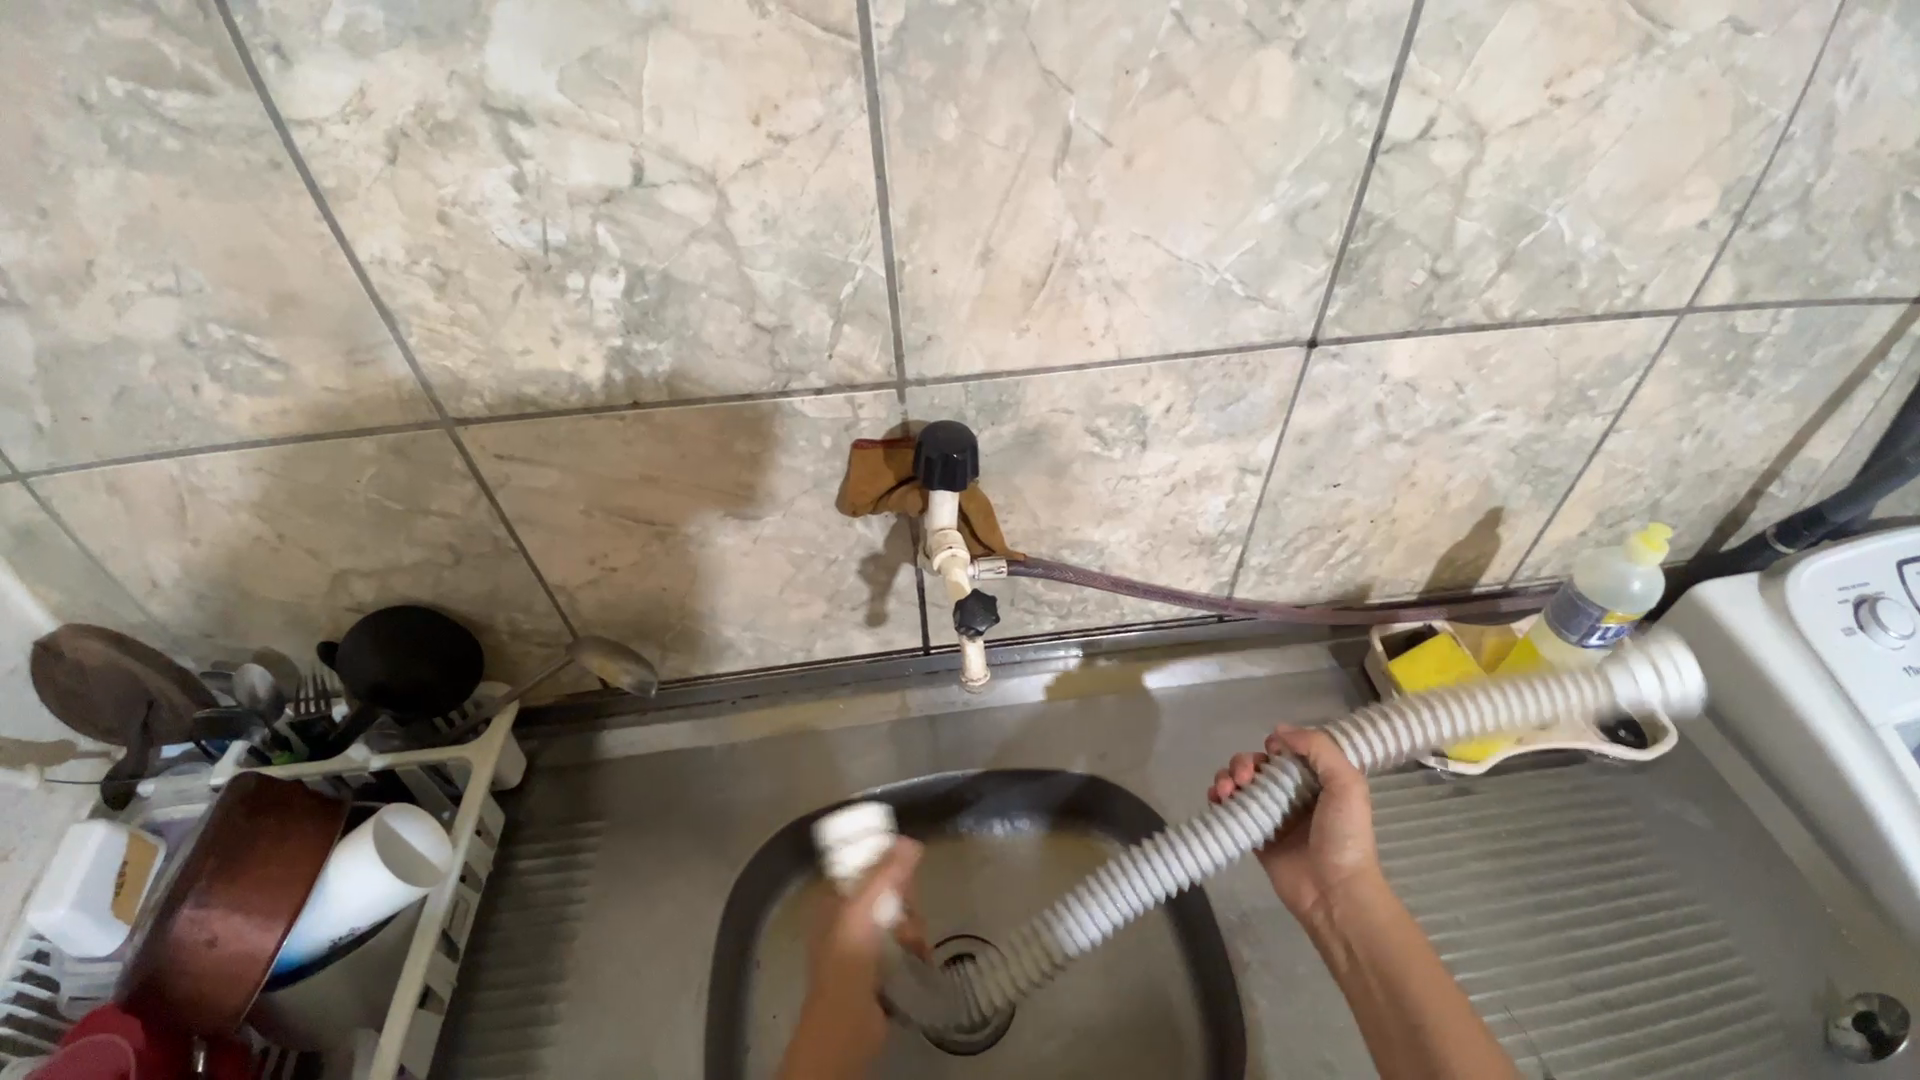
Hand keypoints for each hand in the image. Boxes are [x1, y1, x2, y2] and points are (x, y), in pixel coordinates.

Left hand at [780, 838, 926, 1079]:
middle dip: (906, 905)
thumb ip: (887, 874)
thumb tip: (912, 840)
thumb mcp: (863, 910)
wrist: (846, 1025)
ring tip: (917, 946)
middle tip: (911, 918)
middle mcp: (846, 921)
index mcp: (833, 901)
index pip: (864, 871)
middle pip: (887, 896)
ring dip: (914, 930)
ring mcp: (863, 947)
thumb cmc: (848, 960)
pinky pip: (904, 947)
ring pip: (899, 922)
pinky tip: (922, 958)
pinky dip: (915, 950)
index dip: (887, 869)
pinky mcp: (879, 970)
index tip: (907, 876)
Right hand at [1209, 726, 1381, 930]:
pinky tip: (1217, 799)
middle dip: (1244, 762)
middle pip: (1259, 765)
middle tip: (1243, 777)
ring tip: (1226, 790)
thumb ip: (1319, 749)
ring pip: (1240, 784)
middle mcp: (1294, 795)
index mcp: (1318, 781)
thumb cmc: (1345, 837)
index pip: (1288, 752)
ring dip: (1227, 778)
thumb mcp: (1347, 784)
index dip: (1275, 745)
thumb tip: (1279, 730)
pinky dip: (1219, 799)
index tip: (1270, 750)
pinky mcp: (1255, 837)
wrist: (1335, 892)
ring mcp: (1272, 816)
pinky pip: (1231, 810)